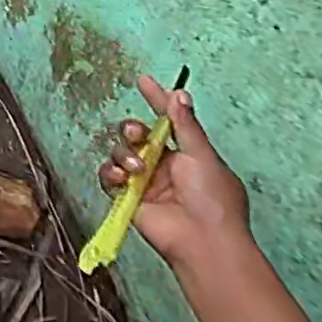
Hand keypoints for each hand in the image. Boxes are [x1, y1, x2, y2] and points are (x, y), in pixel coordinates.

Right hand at [99, 74, 250, 270]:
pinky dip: (112, 174)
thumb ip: (185, 125)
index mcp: (185, 154)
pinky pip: (108, 176)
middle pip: (135, 135)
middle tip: (136, 136)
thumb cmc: (213, 200)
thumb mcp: (203, 156)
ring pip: (119, 152)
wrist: (202, 240)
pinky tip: (123, 179)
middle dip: (131, 131)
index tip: (144, 81)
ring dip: (124, 156)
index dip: (156, 100)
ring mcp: (143, 181)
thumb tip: (179, 94)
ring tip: (137, 170)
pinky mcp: (127, 197)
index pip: (166, 120)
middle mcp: (162, 165)